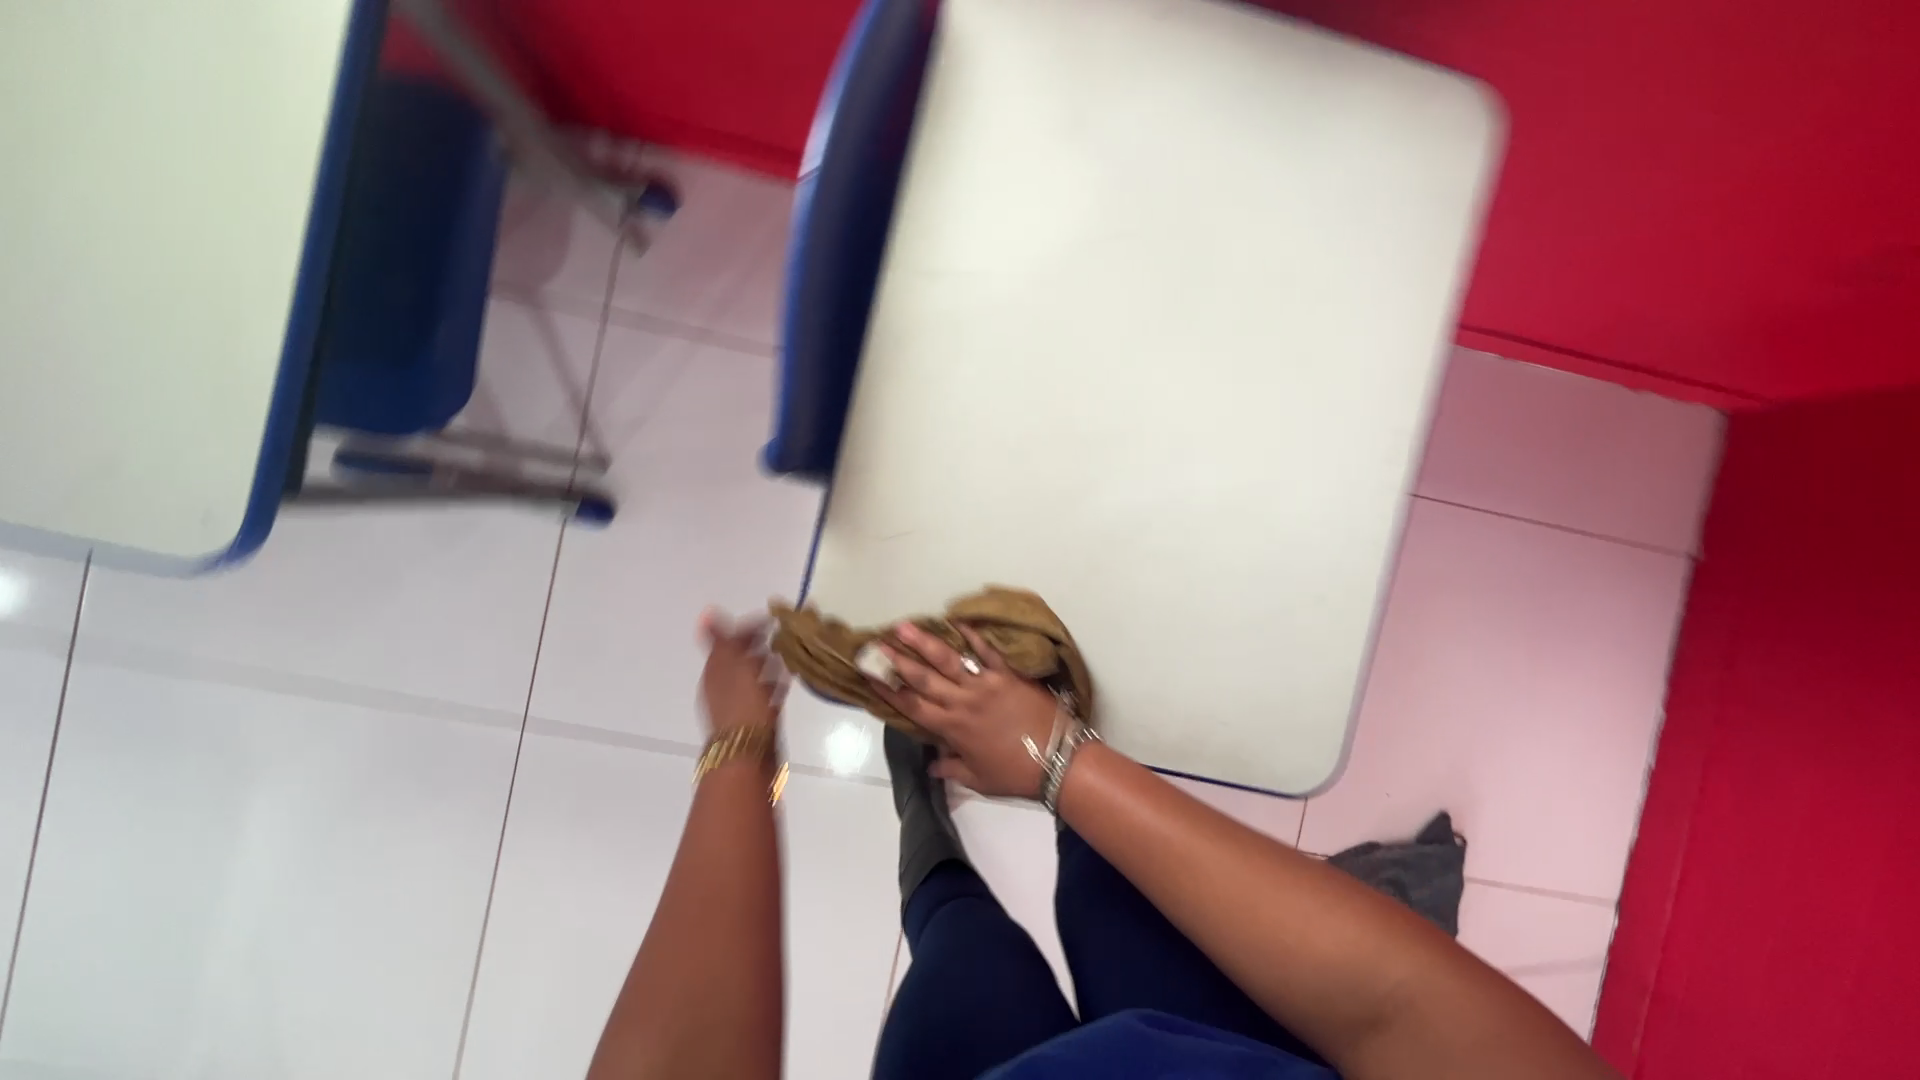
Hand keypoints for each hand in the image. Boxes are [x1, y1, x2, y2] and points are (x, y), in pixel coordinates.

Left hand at [698, 609, 782, 735]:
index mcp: (715, 671)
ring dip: (766, 664)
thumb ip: (722, 640)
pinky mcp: (752, 720)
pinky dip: (773, 683)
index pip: (729, 641)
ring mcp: (737, 704)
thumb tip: (705, 612)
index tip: (772, 620)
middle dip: (758, 645)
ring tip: (787, 656)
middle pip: (739, 659)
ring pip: (751, 676)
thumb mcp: (733, 667)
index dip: (748, 628)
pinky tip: (786, 683)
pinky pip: (762, 694)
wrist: (747, 758)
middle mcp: (722, 686)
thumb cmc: (743, 707)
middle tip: (781, 635)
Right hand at [869, 623, 1059, 797]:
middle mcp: (963, 702)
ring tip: (906, 626)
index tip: (869, 674)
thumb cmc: (1017, 775)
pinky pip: (988, 651)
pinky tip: (959, 620)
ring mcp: (986, 685)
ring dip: (925, 642)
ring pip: (949, 660)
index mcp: (953, 729)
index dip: (888, 690)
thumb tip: (931, 766)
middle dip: (897, 660)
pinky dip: (974, 635)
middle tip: (877, 643)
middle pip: (923, 678)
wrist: (1059, 762)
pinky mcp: (1008, 674)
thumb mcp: (979, 779)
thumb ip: (952, 769)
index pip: (912, 706)